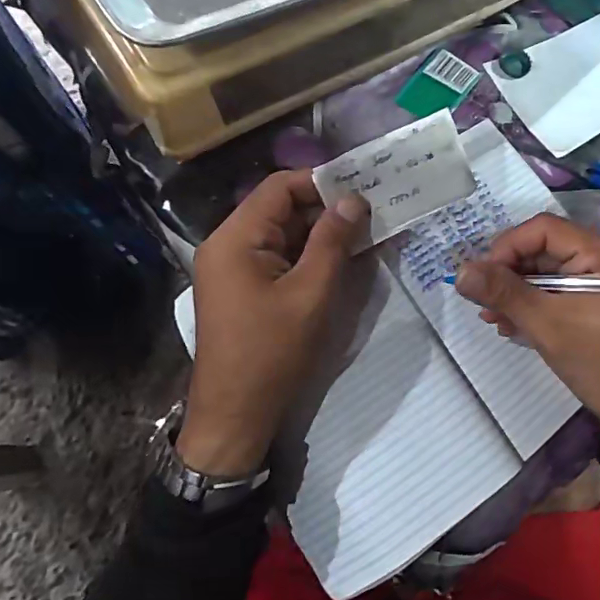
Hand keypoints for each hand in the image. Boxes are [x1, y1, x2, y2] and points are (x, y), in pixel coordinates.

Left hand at [181, 172, 368, 476]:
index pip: (279, 188)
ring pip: (281, 235)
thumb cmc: (271, 353)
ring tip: (364, 235)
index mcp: (235, 238)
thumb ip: (333, 242)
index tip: (362, 188)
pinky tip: (339, 262)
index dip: (320, 182)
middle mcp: (228, 245)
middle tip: (372, 213)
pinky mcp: (242, 290)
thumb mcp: (310, 294)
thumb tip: (353, 200)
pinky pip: (277, 259)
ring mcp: (233, 269)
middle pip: (280, 209)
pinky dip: (307, 256)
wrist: (234, 416)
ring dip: (319, 235)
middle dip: (325, 210)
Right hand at [456, 213, 599, 462]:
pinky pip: (552, 294)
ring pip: (542, 273)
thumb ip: (503, 293)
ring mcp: (596, 285)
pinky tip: (509, 325)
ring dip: (513, 292)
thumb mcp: (547, 325)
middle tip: (481, 301)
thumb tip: (460, 270)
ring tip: (491, 318)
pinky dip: (529, 306)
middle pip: (541, 250)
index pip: (543, 230)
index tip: (481, 277)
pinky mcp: (590, 307)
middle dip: (507, 273)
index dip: (507, 247)